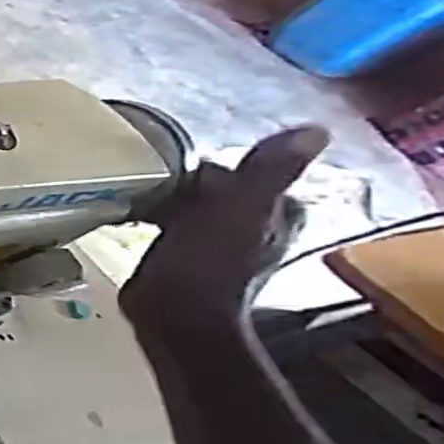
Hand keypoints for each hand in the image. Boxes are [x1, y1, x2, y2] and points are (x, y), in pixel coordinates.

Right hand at [121, 126, 328, 325]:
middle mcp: (253, 226)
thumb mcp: (242, 209)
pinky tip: (125, 212)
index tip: (173, 162)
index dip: (209, 165)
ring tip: (130, 188)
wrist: (174, 314)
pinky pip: (165, 220)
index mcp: (278, 213)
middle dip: (182, 178)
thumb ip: (270, 171)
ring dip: (162, 193)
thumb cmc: (209, 262)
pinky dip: (147, 212)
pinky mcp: (181, 254)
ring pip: (188, 201)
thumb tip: (317, 129)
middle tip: (145, 173)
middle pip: (212, 186)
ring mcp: (216, 242)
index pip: (241, 170)